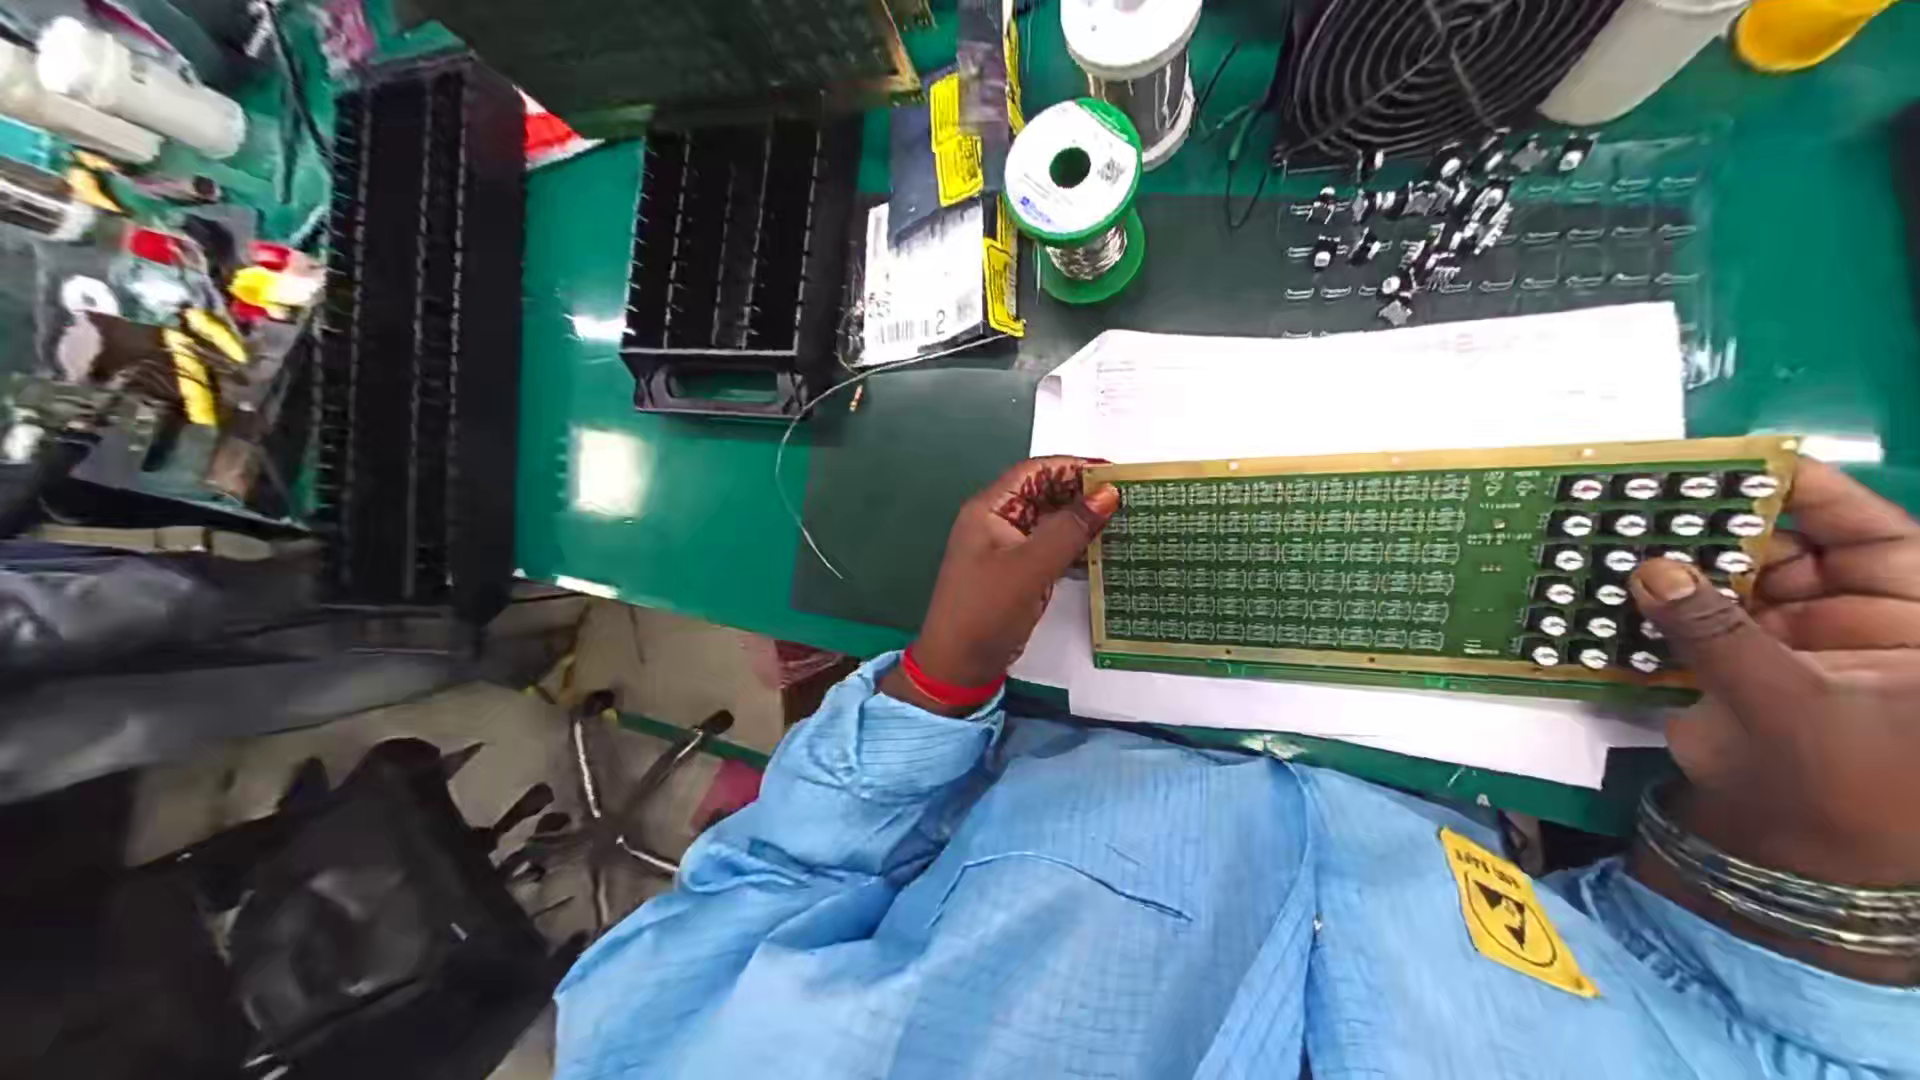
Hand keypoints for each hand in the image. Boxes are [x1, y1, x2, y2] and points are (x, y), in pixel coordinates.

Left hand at [881, 457, 1119, 715]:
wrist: (959, 666)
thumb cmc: (986, 611)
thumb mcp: (1030, 566)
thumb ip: (1069, 528)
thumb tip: (1108, 493)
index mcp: (989, 510)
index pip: (1034, 472)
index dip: (1073, 467)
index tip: (1115, 474)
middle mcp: (998, 522)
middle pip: (1044, 494)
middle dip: (1082, 494)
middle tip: (1127, 499)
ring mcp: (1009, 548)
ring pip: (1051, 522)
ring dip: (1082, 521)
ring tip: (1124, 521)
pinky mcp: (1020, 572)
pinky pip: (1052, 548)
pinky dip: (1076, 546)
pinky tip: (1104, 550)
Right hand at [1627, 459, 1919, 977]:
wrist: (1785, 847)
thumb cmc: (1835, 782)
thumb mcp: (1787, 703)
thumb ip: (1719, 633)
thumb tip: (1652, 569)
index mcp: (1912, 625)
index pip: (1878, 540)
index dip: (1816, 497)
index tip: (1747, 462)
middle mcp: (1854, 619)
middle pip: (1787, 551)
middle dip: (1721, 527)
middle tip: (1652, 498)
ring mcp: (1787, 637)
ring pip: (1729, 579)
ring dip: (1677, 562)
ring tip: (1621, 533)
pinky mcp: (1732, 655)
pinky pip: (1691, 613)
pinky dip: (1654, 599)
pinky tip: (1613, 580)